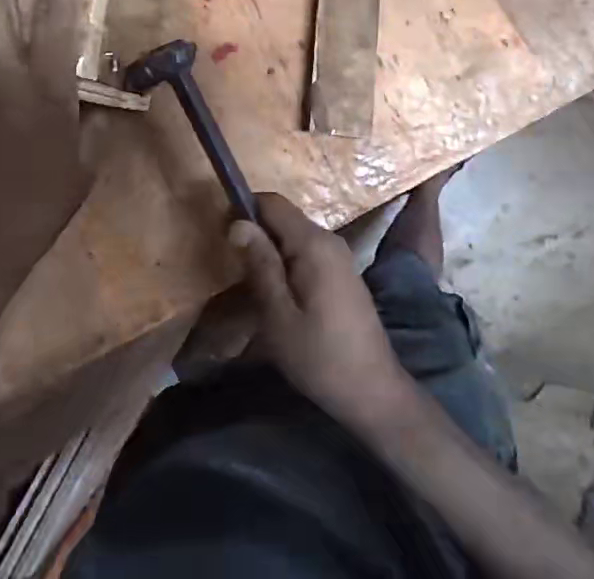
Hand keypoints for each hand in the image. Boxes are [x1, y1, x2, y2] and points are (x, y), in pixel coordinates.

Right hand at [230, 194, 412, 426]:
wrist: (372, 389)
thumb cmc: (319, 356)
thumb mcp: (278, 315)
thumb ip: (260, 265)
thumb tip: (237, 222)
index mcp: (314, 244)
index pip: (273, 203)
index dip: (244, 209)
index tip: (221, 235)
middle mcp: (330, 240)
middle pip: (284, 218)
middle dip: (255, 233)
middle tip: (231, 267)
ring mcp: (340, 256)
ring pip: (294, 237)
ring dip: (269, 251)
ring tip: (248, 284)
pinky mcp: (342, 273)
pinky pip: (306, 253)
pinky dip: (286, 263)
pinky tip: (275, 293)